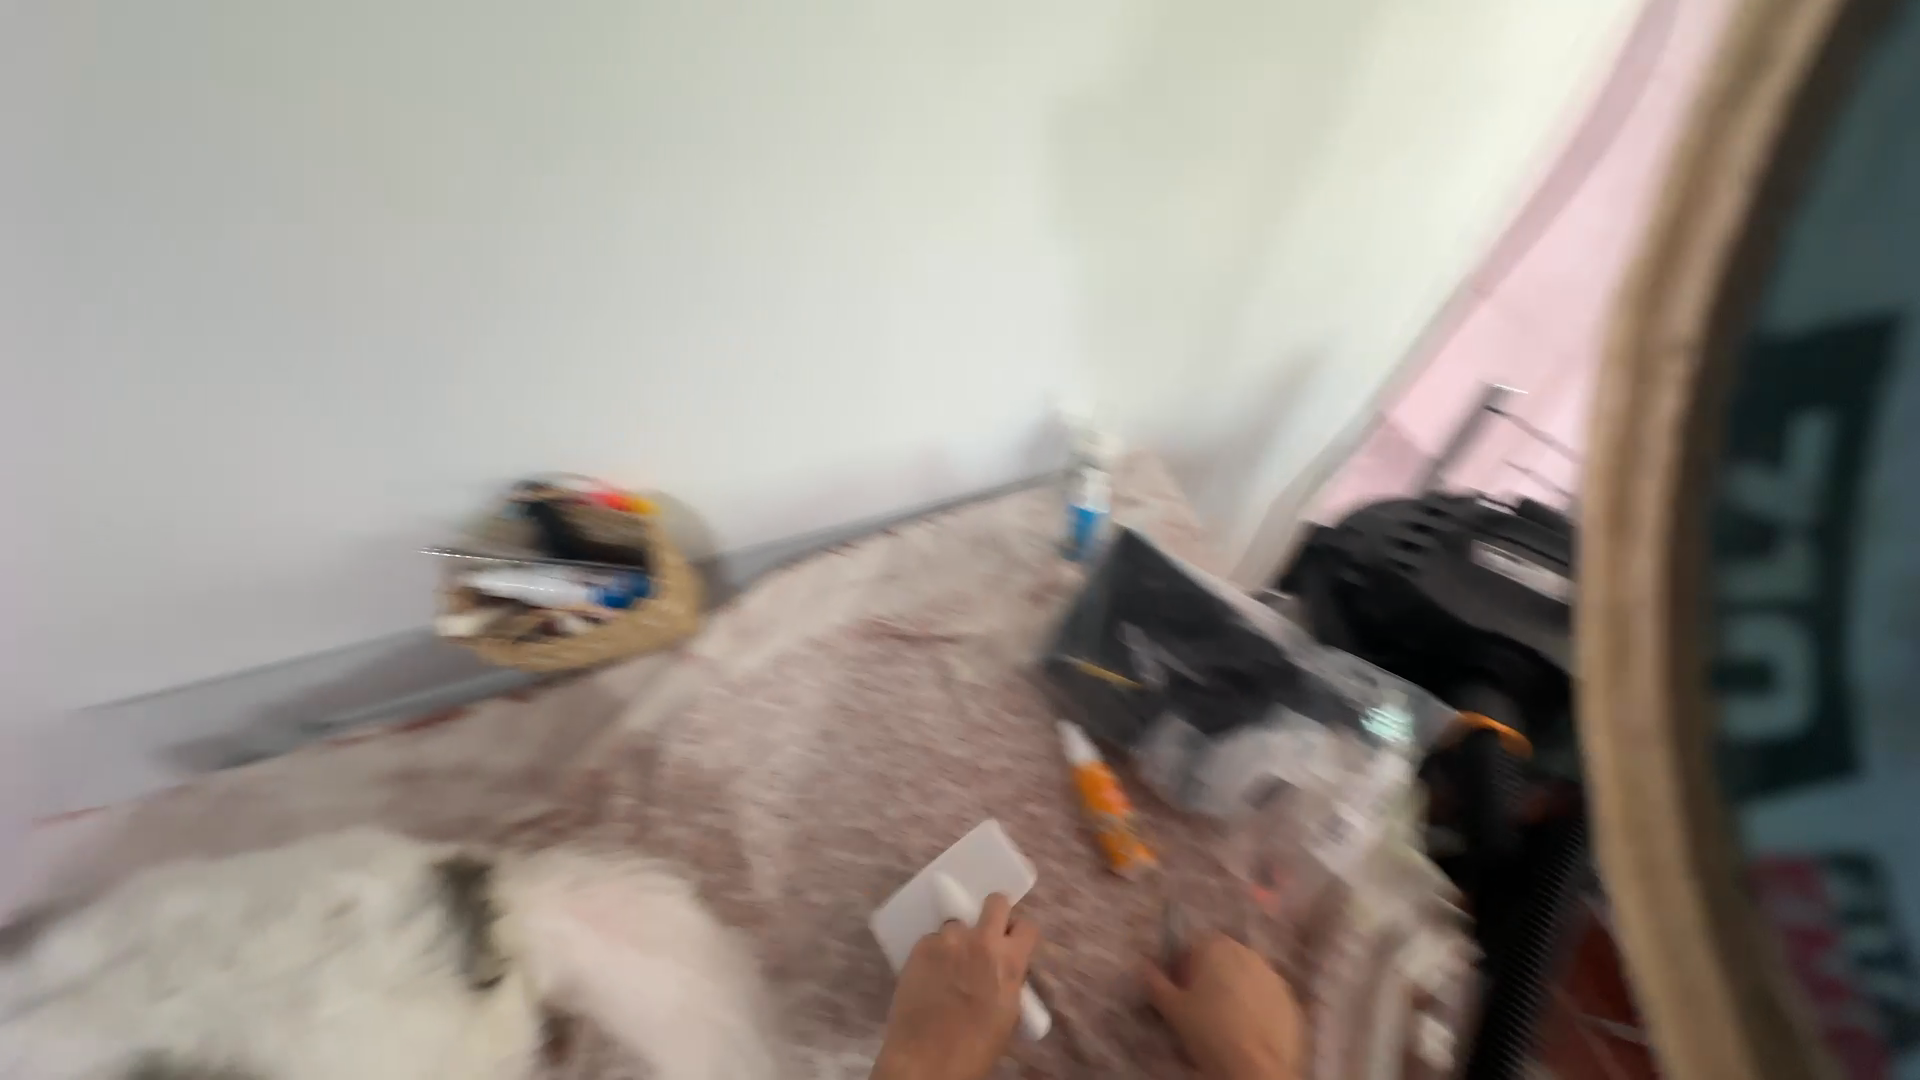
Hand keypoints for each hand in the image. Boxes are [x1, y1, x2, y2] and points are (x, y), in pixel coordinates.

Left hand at [871, 893, 1040, 1079]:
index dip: (1020, 934)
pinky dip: (935, 952)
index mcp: (1009, 962)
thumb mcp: (1007, 1014)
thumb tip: (1006, 966)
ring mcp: (949, 939)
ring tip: (950, 963)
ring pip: (959, 922)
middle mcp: (981, 941)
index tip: (1013, 942)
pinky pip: (934, 938)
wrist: (924, 1061)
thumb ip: (1010, 980)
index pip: (1028, 926)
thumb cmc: (974, 1049)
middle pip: (996, 901)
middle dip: (995, 912)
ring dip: (959, 938)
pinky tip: (930, 974)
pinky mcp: (922, 944)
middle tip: (987, 933)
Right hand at [1143, 930, 1302, 1079]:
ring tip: (1227, 1021)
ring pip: (1246, 977)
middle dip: (1210, 976)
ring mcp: (1273, 975)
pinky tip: (1249, 1030)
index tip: (1180, 991)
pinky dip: (1257, 1007)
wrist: (1257, 1070)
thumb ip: (1154, 982)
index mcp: (1215, 945)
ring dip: (1235, 989)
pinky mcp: (1292, 1001)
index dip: (1183, 968)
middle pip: (1221, 958)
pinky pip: (1267, 997)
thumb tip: (1141, 965)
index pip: (1193, 946)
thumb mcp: (1172, 1008)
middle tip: (1201, 1006)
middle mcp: (1246, 951)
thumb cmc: (1209, 1031)